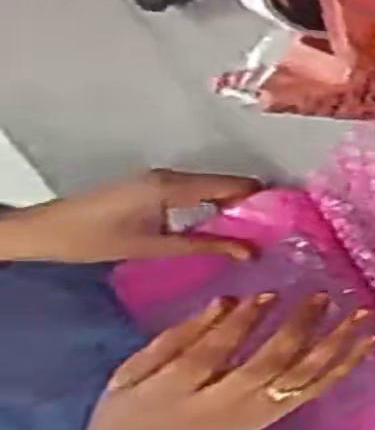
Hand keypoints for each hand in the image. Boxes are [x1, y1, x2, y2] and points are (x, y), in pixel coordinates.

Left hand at [0, 170, 261, 263]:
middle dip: (253, 204)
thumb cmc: (90, 240)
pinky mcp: (151, 185)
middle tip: (274, 229)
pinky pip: (197, 190)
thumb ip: (208, 246)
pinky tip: (219, 224)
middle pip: (230, 184)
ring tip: (251, 230)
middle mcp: (171, 176)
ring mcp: (160, 179)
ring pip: (215, 187)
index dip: (265, 199)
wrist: (32, 233)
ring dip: (234, 206)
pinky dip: (214, 204)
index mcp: (173, 186)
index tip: (287, 218)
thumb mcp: (154, 247)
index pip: (239, 185)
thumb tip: (255, 253)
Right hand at [5, 293, 374, 429]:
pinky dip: (348, 363)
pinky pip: (320, 387)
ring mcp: (259, 410)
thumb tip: (225, 301)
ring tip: (363, 313)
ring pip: (305, 374)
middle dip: (298, 327)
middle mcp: (224, 403)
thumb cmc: (131, 411)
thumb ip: (176, 338)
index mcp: (173, 391)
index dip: (241, 323)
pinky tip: (370, 339)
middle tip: (322, 296)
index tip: (266, 294)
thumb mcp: (130, 376)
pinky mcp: (280, 414)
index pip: (213, 353)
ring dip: (338, 341)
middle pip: (269, 362)